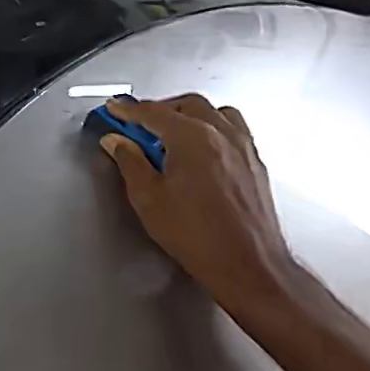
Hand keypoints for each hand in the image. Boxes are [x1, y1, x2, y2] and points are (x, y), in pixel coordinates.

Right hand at [99, 95, 293, 306]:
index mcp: (192, 138)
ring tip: (168, 130)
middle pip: (186, 105)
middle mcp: (222, 137)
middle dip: (157, 109)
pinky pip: (232, 129)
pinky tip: (198, 146)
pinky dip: (210, 127)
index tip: (114, 108)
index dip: (127, 109)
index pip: (152, 112)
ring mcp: (243, 149)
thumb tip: (117, 142)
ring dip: (187, 114)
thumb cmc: (200, 235)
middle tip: (135, 121)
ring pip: (214, 112)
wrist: (247, 265)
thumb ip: (129, 161)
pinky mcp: (255, 165)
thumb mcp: (146, 196)